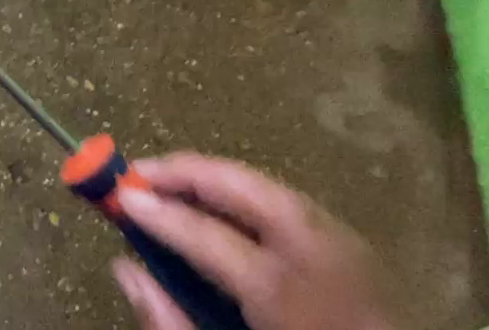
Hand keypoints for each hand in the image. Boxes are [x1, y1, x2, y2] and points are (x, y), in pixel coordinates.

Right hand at [112, 154, 395, 329]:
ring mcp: (362, 265)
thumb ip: (174, 322)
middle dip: (192, 173)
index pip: (214, 239)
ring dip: (220, 182)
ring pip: (283, 196)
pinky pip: (302, 215)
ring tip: (171, 184)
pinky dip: (253, 202)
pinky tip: (222, 212)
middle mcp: (334, 271)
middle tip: (139, 174)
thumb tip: (124, 268)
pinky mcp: (369, 268)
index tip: (118, 196)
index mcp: (298, 304)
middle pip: (257, 195)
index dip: (161, 213)